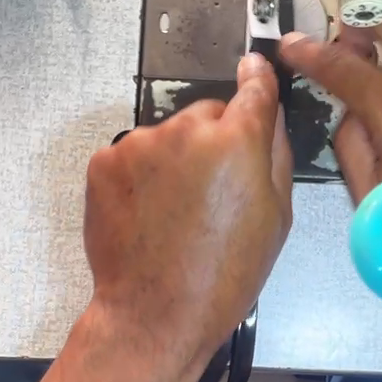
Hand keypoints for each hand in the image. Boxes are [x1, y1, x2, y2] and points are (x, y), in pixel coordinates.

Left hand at [81, 53, 292, 381]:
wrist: (157, 313)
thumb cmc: (222, 277)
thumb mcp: (276, 220)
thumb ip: (276, 156)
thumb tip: (270, 117)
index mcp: (237, 141)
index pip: (253, 87)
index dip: (256, 79)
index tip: (253, 69)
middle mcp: (186, 130)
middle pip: (207, 114)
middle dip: (213, 141)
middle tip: (213, 193)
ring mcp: (139, 144)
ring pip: (167, 136)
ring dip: (174, 160)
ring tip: (177, 214)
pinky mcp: (105, 162)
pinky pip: (133, 155)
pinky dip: (141, 176)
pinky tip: (150, 214)